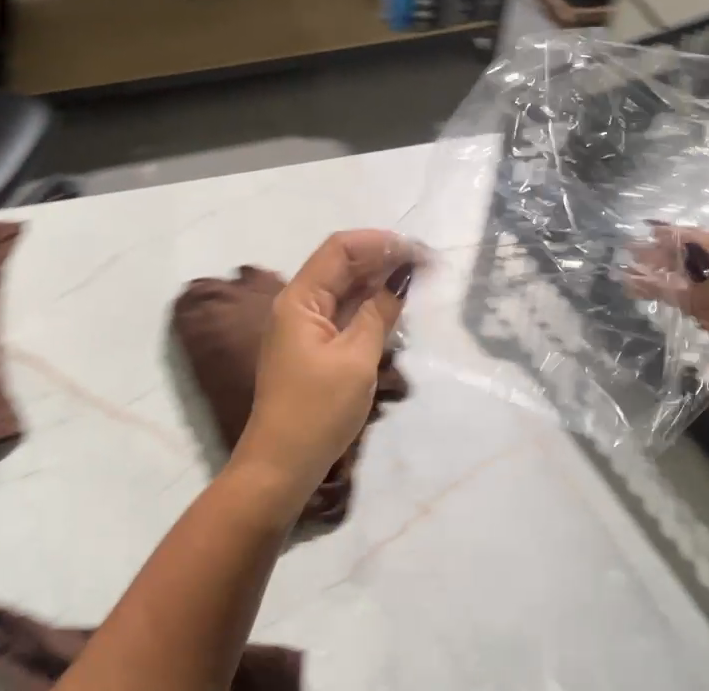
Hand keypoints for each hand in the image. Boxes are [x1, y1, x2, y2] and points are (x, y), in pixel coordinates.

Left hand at [232, 231, 415, 502]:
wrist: (281, 464)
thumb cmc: (317, 410)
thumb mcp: (356, 359)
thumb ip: (378, 314)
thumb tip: (400, 280)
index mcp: (299, 299)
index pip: (339, 249)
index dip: (379, 242)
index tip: (418, 250)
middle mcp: (297, 304)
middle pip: (341, 265)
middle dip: (382, 259)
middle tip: (427, 264)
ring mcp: (303, 327)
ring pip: (343, 289)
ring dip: (377, 281)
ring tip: (418, 280)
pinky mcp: (312, 348)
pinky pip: (342, 313)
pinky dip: (368, 306)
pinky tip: (395, 307)